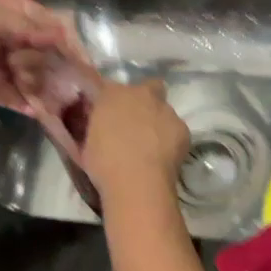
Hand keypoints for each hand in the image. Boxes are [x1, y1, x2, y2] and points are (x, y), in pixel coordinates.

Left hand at [0, 0, 79, 107]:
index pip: (42, 20)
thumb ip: (27, 28)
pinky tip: (36, 110)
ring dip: (36, 83)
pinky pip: (18, 96)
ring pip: (32, 74)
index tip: (79, 58)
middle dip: (44, 62)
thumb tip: (62, 35)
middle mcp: (3, 33)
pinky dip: (28, 103)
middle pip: (40, 49)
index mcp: (2, 7)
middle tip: (36, 71)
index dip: (62, 37)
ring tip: (27, 87)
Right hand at [82, 80, 188, 199]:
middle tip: (140, 125)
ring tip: (154, 148)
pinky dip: (174, 140)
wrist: (136, 182)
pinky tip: (167, 157)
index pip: (112, 88)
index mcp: (110, 93)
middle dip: (146, 102)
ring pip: (165, 110)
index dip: (115, 102)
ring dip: (161, 123)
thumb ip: (96, 128)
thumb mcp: (87, 143)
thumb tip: (102, 128)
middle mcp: (139, 93)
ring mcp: (164, 109)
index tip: (114, 117)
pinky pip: (178, 130)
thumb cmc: (104, 165)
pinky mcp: (183, 128)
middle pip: (148, 88)